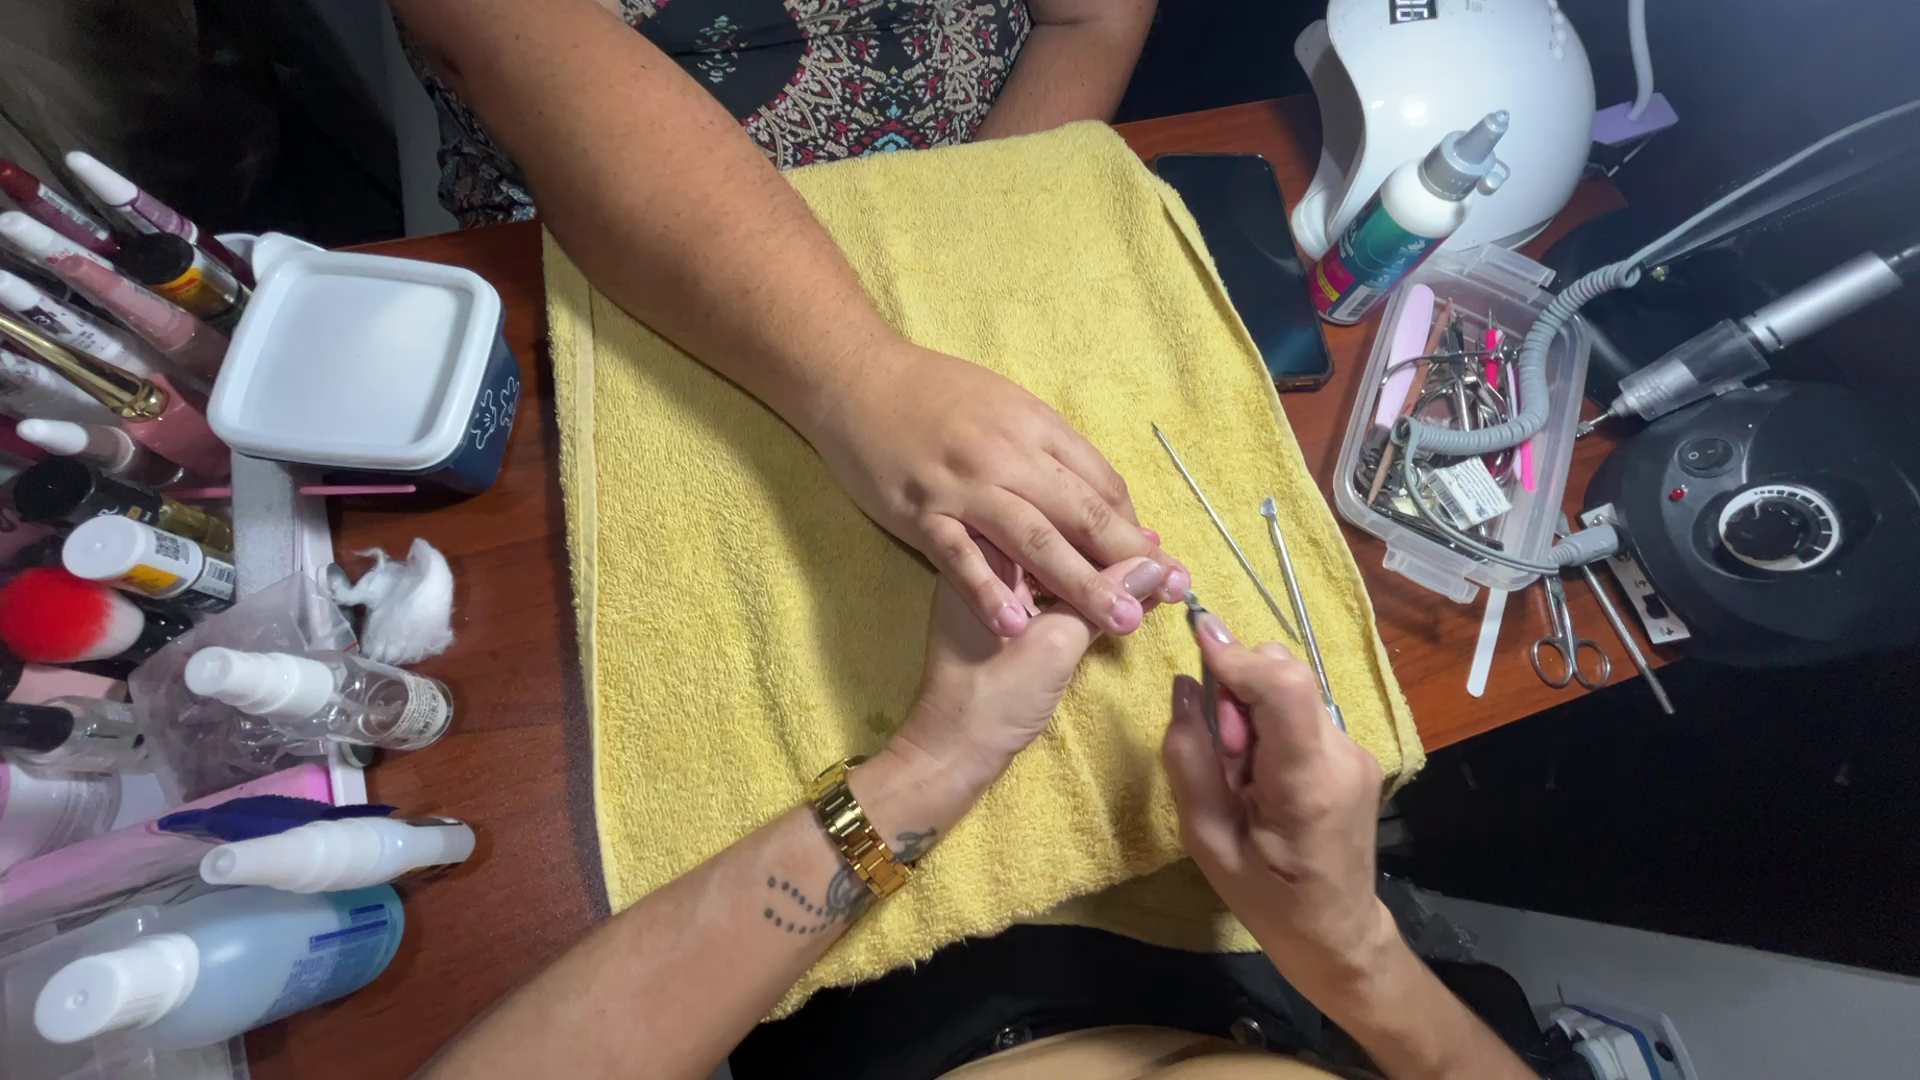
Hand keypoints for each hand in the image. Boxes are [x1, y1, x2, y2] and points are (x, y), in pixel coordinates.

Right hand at [803, 339, 1187, 637]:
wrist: (856, 377)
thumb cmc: (933, 391)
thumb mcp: (1004, 403)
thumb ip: (1047, 448)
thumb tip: (1096, 494)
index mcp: (1034, 424)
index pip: (1100, 482)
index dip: (1131, 526)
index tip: (1152, 561)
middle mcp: (1008, 454)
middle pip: (1081, 513)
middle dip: (1128, 560)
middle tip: (1166, 599)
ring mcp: (964, 484)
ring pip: (1034, 540)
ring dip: (1081, 584)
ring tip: (1116, 622)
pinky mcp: (922, 511)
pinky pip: (962, 558)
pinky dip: (990, 592)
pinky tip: (1016, 625)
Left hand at [890, 545, 1167, 791]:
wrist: (950, 753)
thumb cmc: (993, 699)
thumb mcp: (1055, 644)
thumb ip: (1103, 598)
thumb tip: (1156, 565)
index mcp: (982, 553)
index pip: (1052, 521)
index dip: (1111, 533)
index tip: (1161, 549)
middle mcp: (985, 559)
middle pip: (1059, 538)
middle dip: (1115, 552)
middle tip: (1169, 563)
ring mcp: (996, 586)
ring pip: (1061, 562)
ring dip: (1106, 572)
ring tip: (1159, 575)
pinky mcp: (1008, 612)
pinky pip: (1055, 588)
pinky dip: (1089, 591)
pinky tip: (1128, 595)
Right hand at [1160, 612, 1395, 1008]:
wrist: (1336, 931)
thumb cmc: (1265, 894)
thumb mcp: (1205, 837)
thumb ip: (1189, 756)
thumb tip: (1185, 685)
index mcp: (1307, 781)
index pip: (1284, 688)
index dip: (1237, 655)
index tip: (1197, 634)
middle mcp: (1342, 753)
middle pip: (1285, 673)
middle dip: (1235, 687)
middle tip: (1221, 747)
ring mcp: (1353, 748)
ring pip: (1289, 684)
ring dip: (1249, 706)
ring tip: (1239, 767)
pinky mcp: (1350, 748)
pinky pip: (1296, 706)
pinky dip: (1266, 720)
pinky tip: (1258, 770)